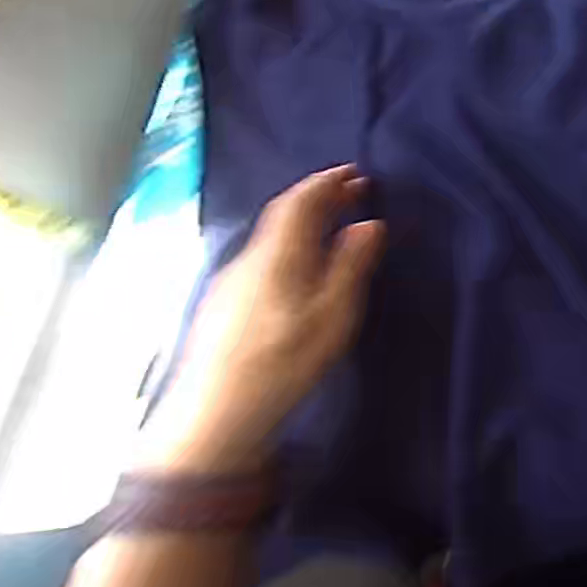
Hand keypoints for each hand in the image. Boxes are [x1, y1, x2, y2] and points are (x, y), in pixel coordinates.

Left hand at [139, 165, 384, 473]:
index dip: (328, 182)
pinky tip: (301, 262)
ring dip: (304, 220)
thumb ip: (351, 265)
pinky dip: (290, 242)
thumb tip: (370, 224)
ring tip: (333, 222)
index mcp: (277, 254)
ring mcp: (231, 279)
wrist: (215, 414)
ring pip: (272, 235)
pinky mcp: (225, 302)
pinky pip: (264, 254)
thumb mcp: (332, 315)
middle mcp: (249, 257)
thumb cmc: (284, 362)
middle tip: (352, 190)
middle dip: (319, 197)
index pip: (301, 201)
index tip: (355, 172)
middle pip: (284, 214)